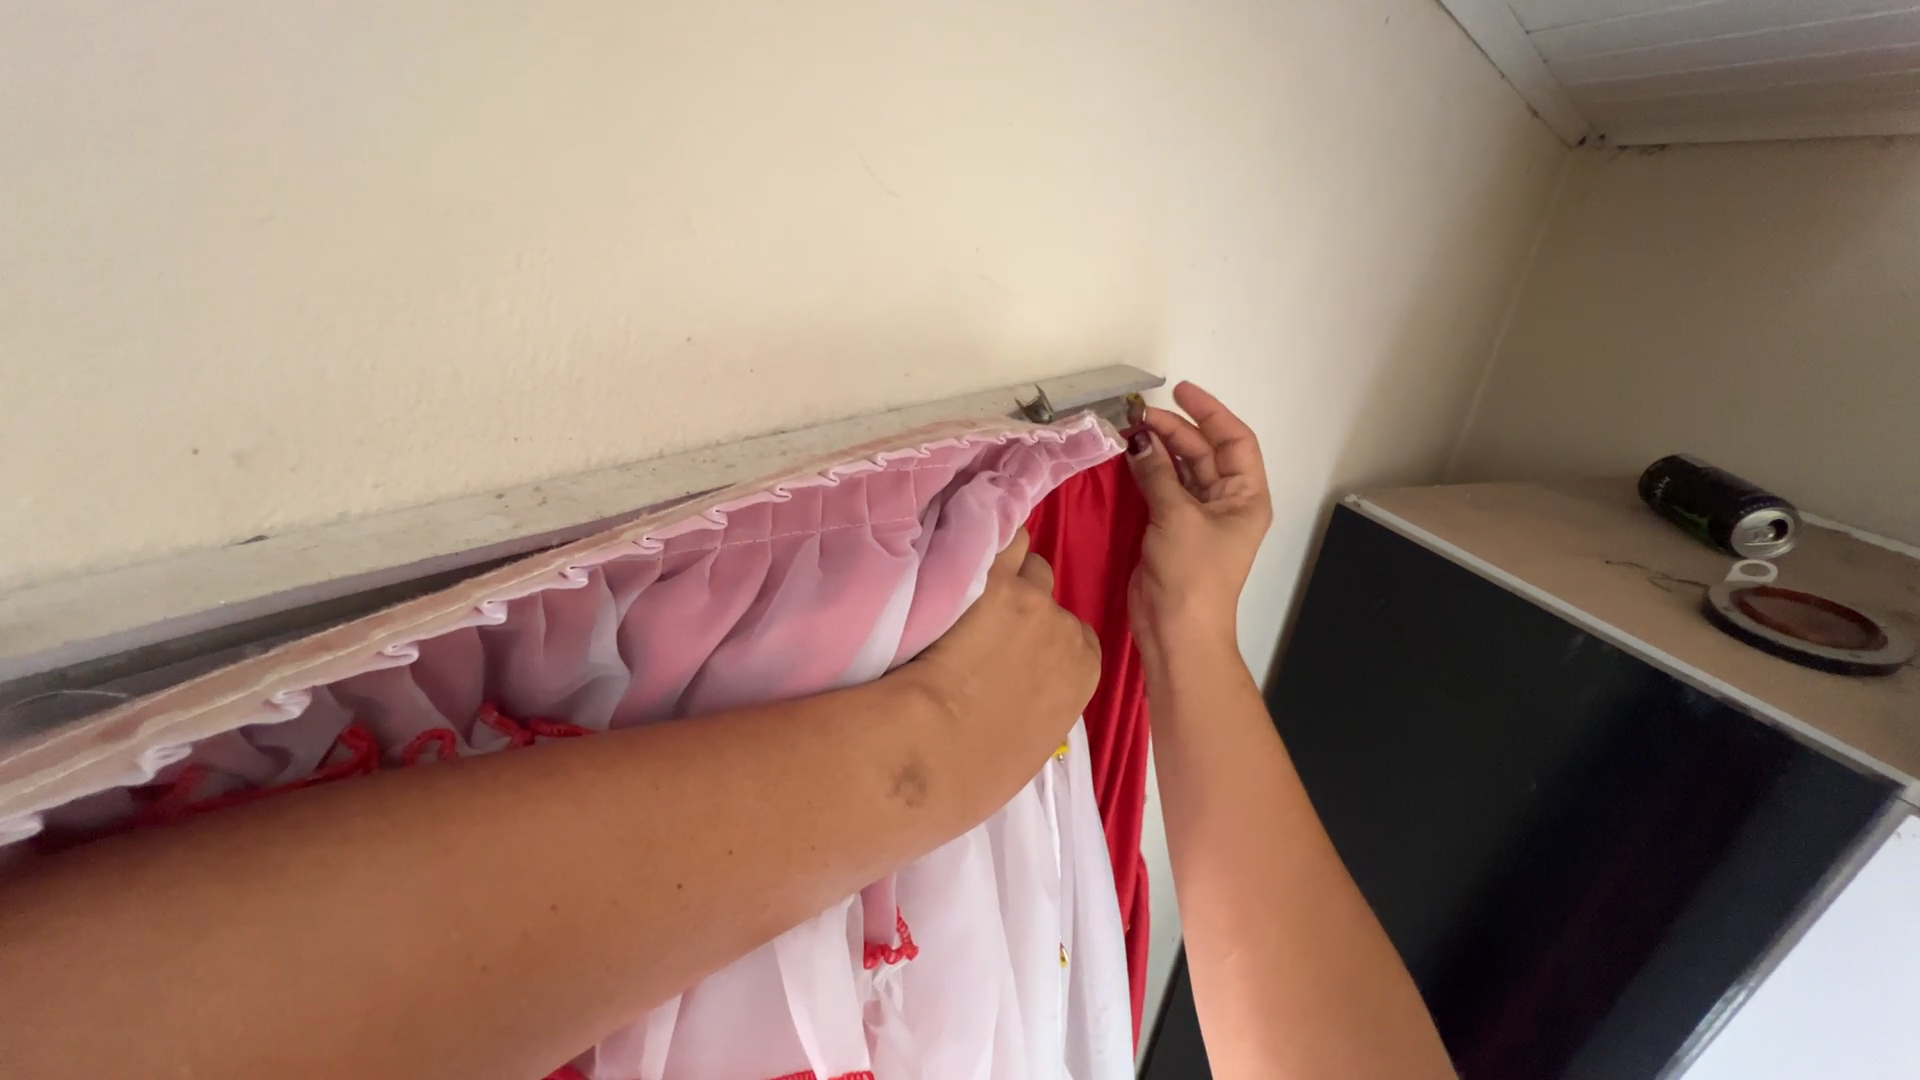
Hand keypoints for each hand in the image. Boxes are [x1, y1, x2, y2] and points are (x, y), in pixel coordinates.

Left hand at [902, 529, 1101, 810]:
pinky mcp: (982, 577)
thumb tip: (1016, 687)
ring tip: (959, 578)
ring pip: (1018, 554)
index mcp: (1085, 668)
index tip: (1012, 640)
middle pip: (1045, 585)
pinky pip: (985, 536)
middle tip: (980, 611)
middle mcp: (1062, 623)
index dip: (1040, 629)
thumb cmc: (981, 771)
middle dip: (1018, 593)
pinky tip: (945, 549)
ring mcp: (1025, 595)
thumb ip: (1040, 697)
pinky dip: (969, 539)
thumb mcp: (1034, 740)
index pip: (1073, 629)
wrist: (934, 750)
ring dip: (995, 564)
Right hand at [1126, 382, 1272, 665]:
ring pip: (1180, 470)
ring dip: (1158, 450)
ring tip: (1130, 431)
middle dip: (1175, 431)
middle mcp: (1226, 501)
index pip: (1234, 440)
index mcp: (1246, 496)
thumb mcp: (1178, 516)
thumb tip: (1138, 438)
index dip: (1210, 412)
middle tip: (1139, 416)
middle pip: (1204, 452)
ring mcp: (1197, 516)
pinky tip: (1128, 458)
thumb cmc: (1192, 573)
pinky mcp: (1171, 529)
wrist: (1176, 628)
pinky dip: (1146, 473)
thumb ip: (1157, 473)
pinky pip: (1161, 489)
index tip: (1180, 391)